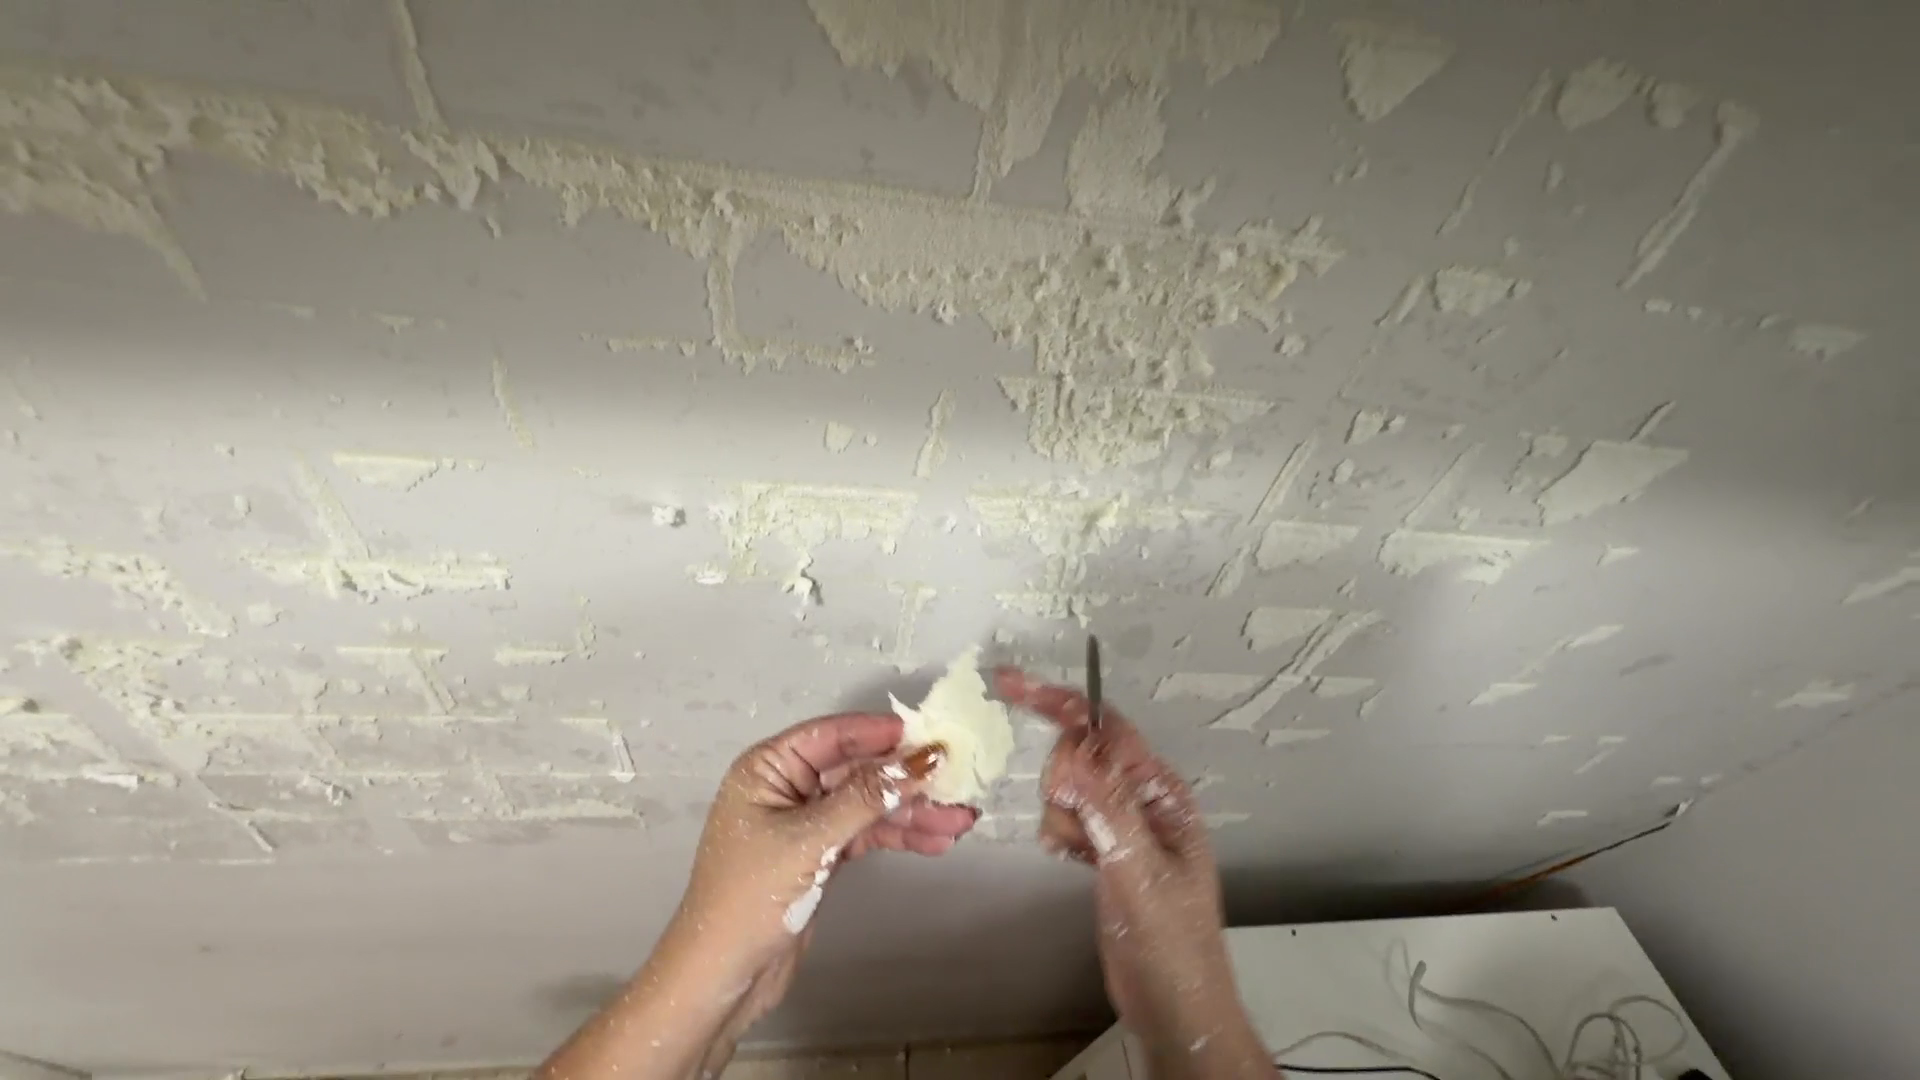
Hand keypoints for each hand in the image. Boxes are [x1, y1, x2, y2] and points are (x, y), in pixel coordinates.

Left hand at [672, 711, 977, 981]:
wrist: (721, 981)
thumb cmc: (750, 900)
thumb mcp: (810, 841)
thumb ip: (866, 797)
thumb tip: (920, 759)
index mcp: (769, 768)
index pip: (834, 735)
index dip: (883, 733)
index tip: (931, 733)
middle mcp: (788, 786)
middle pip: (858, 770)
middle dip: (907, 780)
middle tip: (957, 781)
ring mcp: (806, 821)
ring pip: (868, 804)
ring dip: (912, 812)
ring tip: (960, 820)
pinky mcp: (820, 853)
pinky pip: (866, 832)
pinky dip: (898, 836)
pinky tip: (935, 841)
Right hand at [998, 670, 1273, 1077]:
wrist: (1174, 1008)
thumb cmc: (1173, 944)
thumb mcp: (1141, 875)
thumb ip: (1108, 814)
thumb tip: (1073, 758)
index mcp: (1161, 793)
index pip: (1108, 729)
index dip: (1062, 703)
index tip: (1013, 686)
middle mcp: (1142, 799)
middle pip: (1082, 752)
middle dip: (1063, 779)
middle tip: (1073, 827)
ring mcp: (1122, 824)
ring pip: (1069, 787)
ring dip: (1061, 815)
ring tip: (1079, 854)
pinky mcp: (1105, 848)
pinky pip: (1068, 817)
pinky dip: (1060, 831)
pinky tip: (1069, 858)